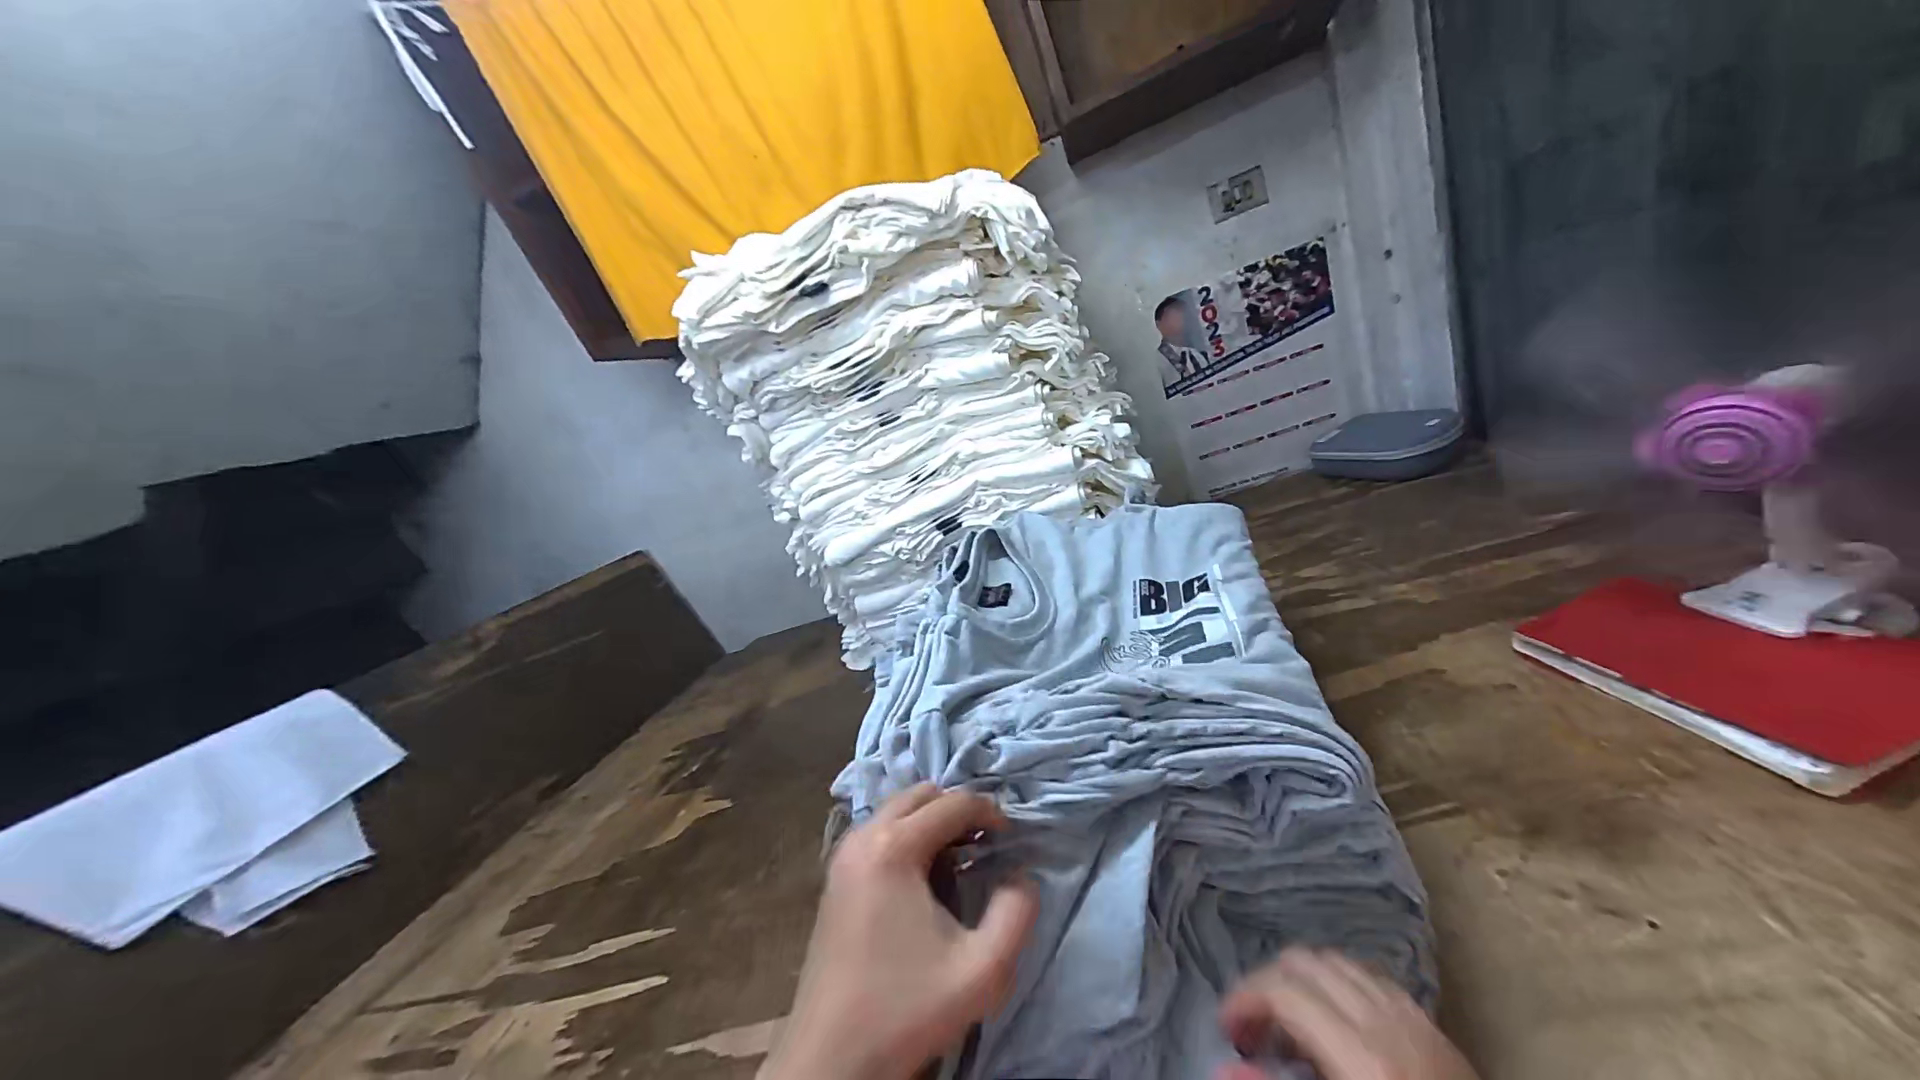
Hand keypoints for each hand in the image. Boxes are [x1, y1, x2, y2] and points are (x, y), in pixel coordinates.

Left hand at [760, 785, 1039, 1079]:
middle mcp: (862, 837)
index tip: (1012, 838)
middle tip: (986, 843)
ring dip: (931, 822)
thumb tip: (1022, 877)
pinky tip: (924, 879)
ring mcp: (842, 856)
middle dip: (958, 809)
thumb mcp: (983, 970)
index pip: (953, 803)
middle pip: (920, 795)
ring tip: (960, 859)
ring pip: (896, 810)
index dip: (990, 813)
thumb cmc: (906, 1009)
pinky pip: (878, 833)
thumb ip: (1016, 914)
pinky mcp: (834, 878)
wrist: (830, 1059)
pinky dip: (907, 837)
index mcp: (893, 847)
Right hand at [1216, 947, 1476, 1079]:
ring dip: (1302, 979)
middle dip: (1268, 983)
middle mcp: (1385, 1020)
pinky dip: (1340, 984)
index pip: (1282, 990)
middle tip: (1254, 1025)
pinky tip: (1335, 1019)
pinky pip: (1372, 978)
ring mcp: (1413, 1017)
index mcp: (1362, 1054)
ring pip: (1336, 961)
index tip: (1227, 1026)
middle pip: (1304, 962)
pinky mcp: (1433, 1026)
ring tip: (1290, 1020)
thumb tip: (1224, 1068)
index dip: (1243, 998)